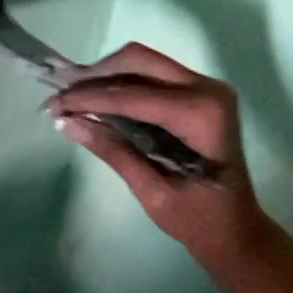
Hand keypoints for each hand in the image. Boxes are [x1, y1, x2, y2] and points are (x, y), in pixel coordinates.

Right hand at [47, 43, 266, 261]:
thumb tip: (64, 122)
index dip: (89, 98)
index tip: (54, 105)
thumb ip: (112, 151)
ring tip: (72, 92)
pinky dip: (119, 80)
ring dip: (104, 74)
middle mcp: (207, 89)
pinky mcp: (196, 89)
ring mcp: (204, 85)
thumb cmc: (200, 221)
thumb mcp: (152, 192)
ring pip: (141, 60)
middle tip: (61, 92)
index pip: (133, 96)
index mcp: (202, 116)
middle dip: (95, 75)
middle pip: (137, 61)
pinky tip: (96, 94)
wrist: (238, 231)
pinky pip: (150, 71)